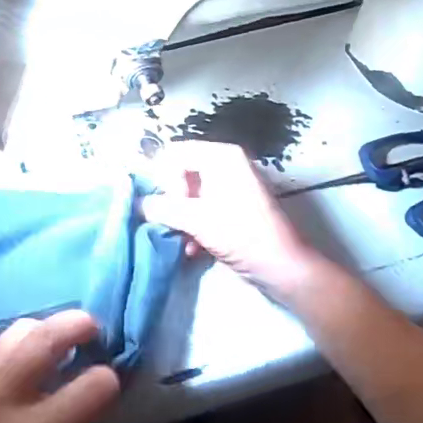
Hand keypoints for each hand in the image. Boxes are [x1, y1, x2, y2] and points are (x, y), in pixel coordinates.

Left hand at [0, 311, 119, 422]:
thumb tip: (77, 387)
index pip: (87, 390)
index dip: (107, 381)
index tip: (109, 379)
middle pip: (47, 337)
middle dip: (79, 324)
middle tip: (92, 329)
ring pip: (18, 330)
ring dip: (44, 333)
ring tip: (55, 346)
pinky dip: (10, 356)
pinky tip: (9, 376)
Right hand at [141, 140, 328, 299]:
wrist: (283, 268)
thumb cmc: (242, 235)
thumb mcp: (196, 220)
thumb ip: (162, 208)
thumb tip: (138, 204)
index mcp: (221, 157)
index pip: (175, 154)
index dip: (164, 179)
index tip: (167, 206)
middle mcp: (227, 165)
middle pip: (180, 174)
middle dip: (170, 202)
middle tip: (169, 223)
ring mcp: (231, 187)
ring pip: (190, 195)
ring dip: (180, 219)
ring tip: (181, 240)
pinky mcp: (234, 209)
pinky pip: (203, 209)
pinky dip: (195, 227)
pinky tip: (193, 249)